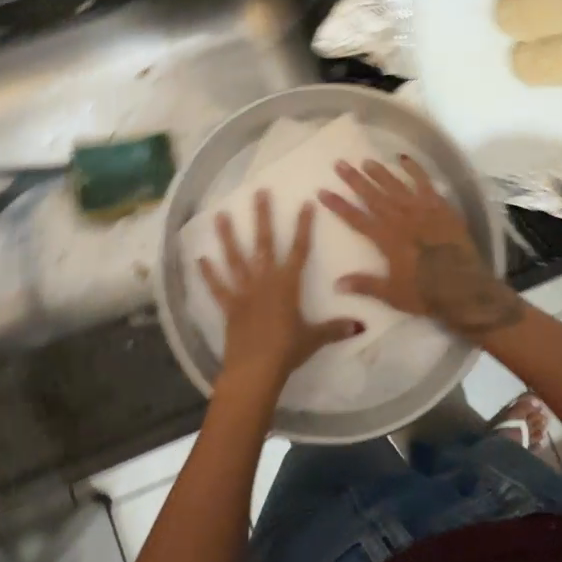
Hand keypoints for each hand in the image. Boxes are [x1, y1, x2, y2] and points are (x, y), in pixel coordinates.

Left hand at [199, 190, 362, 390]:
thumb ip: (335, 328)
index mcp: (288, 285)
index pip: (299, 250)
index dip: (303, 226)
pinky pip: (217, 286)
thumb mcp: (314, 338)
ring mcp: (243, 291)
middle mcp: (265, 281)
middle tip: (259, 192)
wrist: (256, 369)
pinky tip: (200, 258)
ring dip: (228, 236)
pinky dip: (208, 273)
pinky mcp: (228, 306)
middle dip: (263, 217)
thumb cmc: (288, 351)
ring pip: (236, 258)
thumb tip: (361, 324)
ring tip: (220, 215)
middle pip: (265, 243)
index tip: (305, 203)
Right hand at [320, 157, 524, 337]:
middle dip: (354, 180)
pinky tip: (404, 159)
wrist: (465, 287)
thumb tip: (337, 284)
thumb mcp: (392, 294)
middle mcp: (401, 219)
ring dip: (380, 173)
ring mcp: (422, 211)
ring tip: (366, 160)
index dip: (338, 205)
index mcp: (386, 239)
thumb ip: (365, 285)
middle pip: (373, 196)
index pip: (356, 218)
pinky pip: (426, 184)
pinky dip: (415, 170)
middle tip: (339, 164)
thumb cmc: (426, 293)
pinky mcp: (441, 208)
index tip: (322, 191)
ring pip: (396, 187)